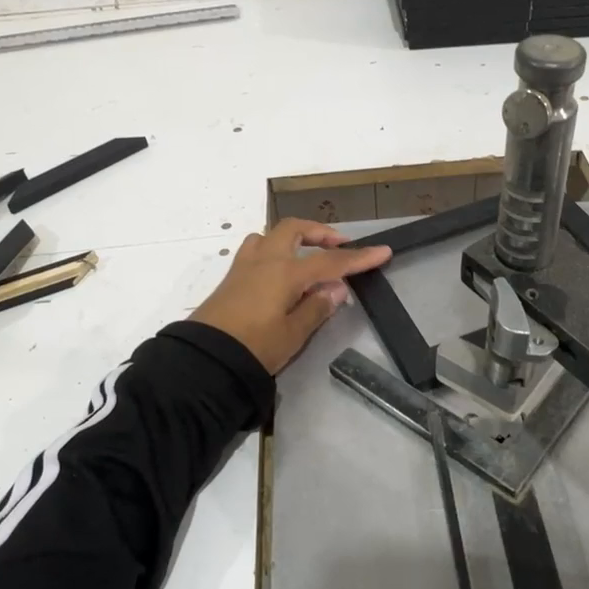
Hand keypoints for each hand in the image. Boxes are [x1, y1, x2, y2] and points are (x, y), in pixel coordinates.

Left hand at [190, 218, 392, 373]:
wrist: (206, 359)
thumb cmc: (254, 348)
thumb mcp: (293, 334)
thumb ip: (316, 308)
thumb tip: (336, 288)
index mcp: (285, 272)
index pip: (330, 261)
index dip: (358, 258)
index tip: (383, 251)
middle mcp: (265, 260)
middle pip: (294, 229)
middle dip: (320, 232)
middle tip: (338, 245)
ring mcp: (244, 266)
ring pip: (270, 235)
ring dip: (292, 237)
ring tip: (306, 255)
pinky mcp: (231, 278)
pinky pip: (256, 249)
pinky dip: (274, 249)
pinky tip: (279, 272)